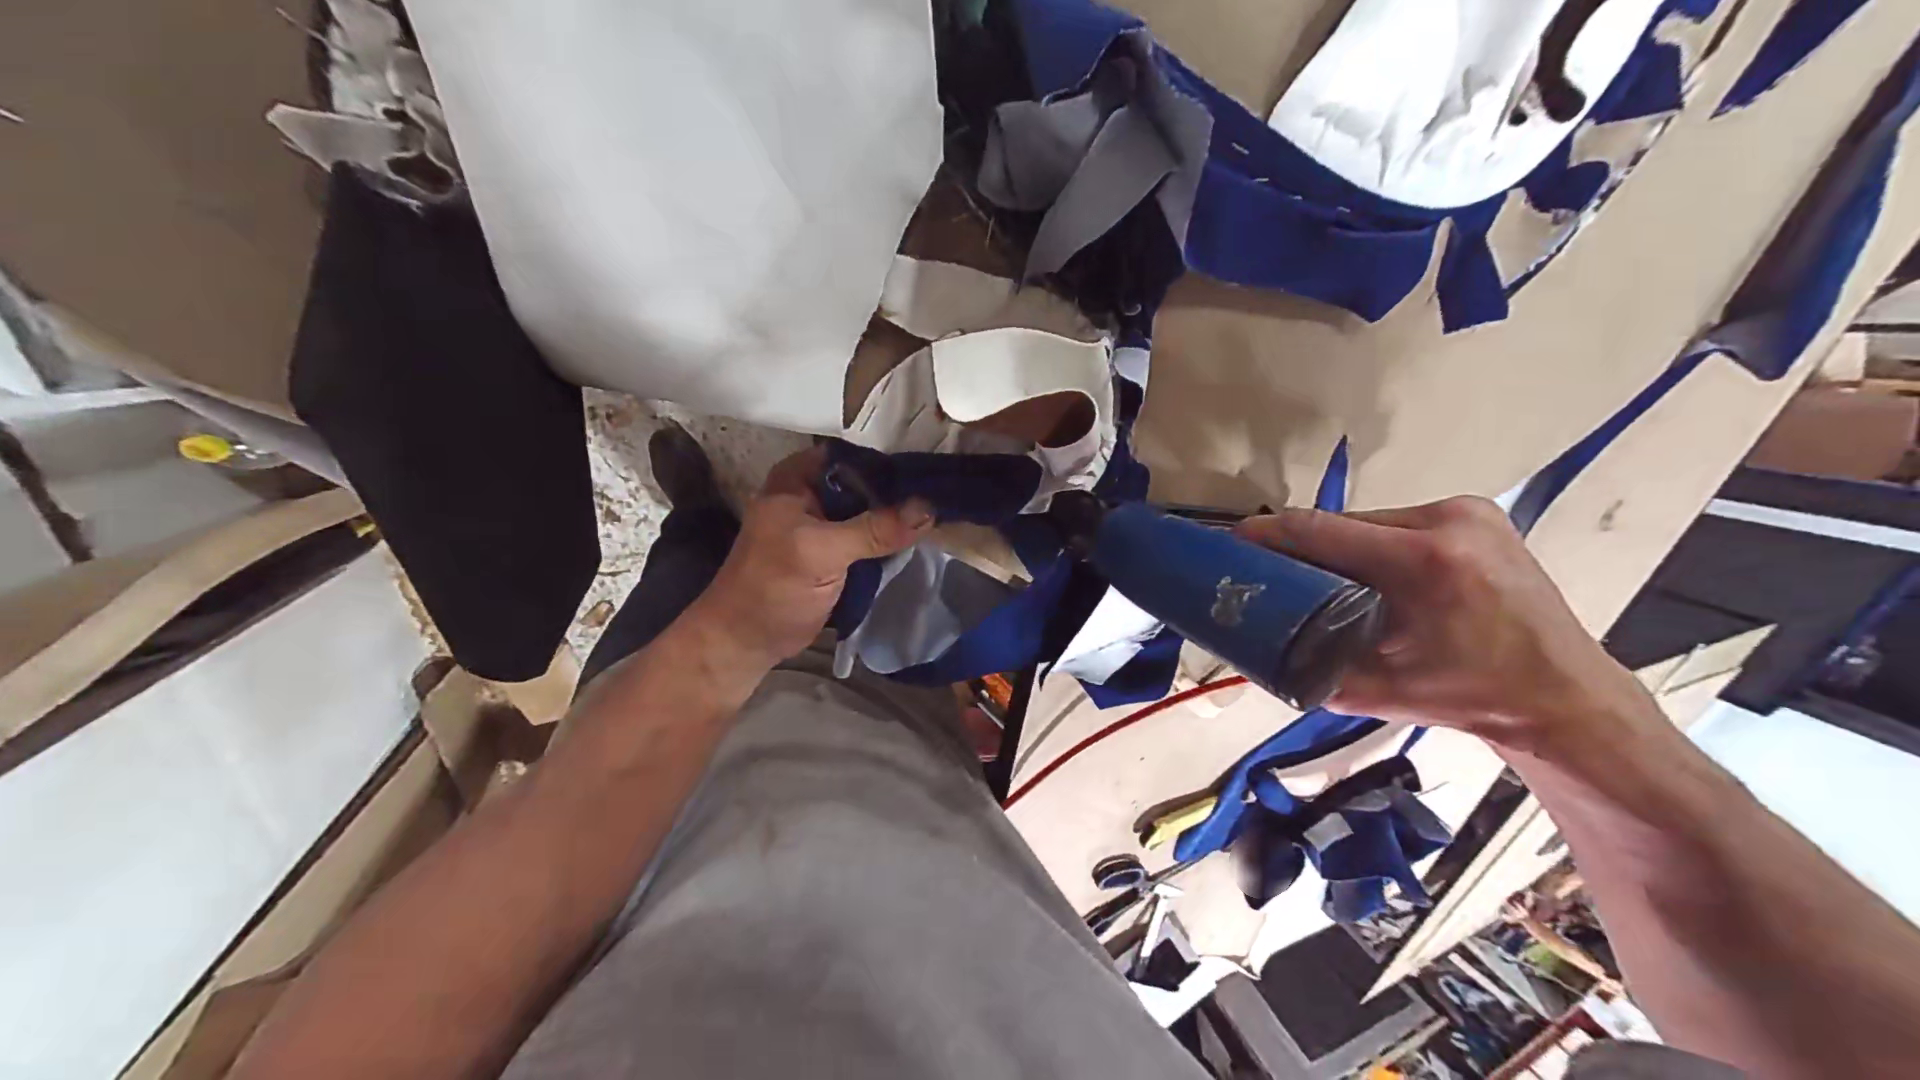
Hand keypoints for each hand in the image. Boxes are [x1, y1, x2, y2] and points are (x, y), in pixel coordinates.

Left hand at [680, 447, 933, 673]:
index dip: (892, 462)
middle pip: (868, 481)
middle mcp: (814, 491)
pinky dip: (893, 537)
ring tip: (943, 513)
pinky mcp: (838, 549)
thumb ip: (874, 529)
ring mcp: (827, 522)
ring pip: (872, 509)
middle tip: (946, 495)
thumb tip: (929, 508)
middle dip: (902, 491)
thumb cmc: (772, 588)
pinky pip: (872, 534)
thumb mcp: (821, 552)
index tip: (932, 474)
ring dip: (901, 515)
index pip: (855, 455)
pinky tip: (924, 535)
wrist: (746, 640)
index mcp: (799, 476)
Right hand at [1233, 496, 1652, 755]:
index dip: (1269, 534)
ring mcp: (1469, 512)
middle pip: (1343, 523)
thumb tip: (1252, 645)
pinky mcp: (1479, 515)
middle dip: (1303, 548)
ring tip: (1315, 578)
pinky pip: (1397, 523)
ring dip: (1336, 547)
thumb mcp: (1374, 688)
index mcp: (1426, 560)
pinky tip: (1362, 573)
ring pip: (1368, 521)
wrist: (1566, 696)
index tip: (1234, 541)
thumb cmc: (1472, 697)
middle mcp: (1449, 520)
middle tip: (1273, 574)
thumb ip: (1307, 662)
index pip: (1321, 530)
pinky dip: (1370, 545)